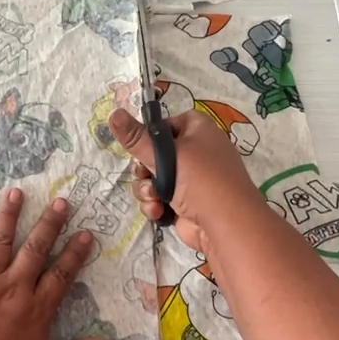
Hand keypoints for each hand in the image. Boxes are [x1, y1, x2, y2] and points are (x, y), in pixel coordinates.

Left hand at [0, 189, 108, 339]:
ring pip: (0, 241)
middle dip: (50, 224)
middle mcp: (13, 287)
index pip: (61, 275)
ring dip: (9, 215)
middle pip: (36, 249)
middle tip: (61, 202)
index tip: (86, 234)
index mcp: (36, 308)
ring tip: (15, 192)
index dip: (75, 254)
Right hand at [107, 108, 264, 253]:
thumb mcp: (165, 154)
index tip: (139, 145)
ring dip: (147, 189)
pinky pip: (158, 197)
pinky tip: (158, 211)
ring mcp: (190, 179)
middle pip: (153, 153)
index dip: (151, 134)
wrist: (226, 226)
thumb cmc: (200, 180)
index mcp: (198, 131)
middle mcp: (196, 152)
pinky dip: (155, 203)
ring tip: (155, 197)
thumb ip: (135, 137)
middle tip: (145, 174)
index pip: (166, 124)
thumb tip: (113, 113)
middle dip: (143, 169)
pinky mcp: (184, 202)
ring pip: (152, 177)